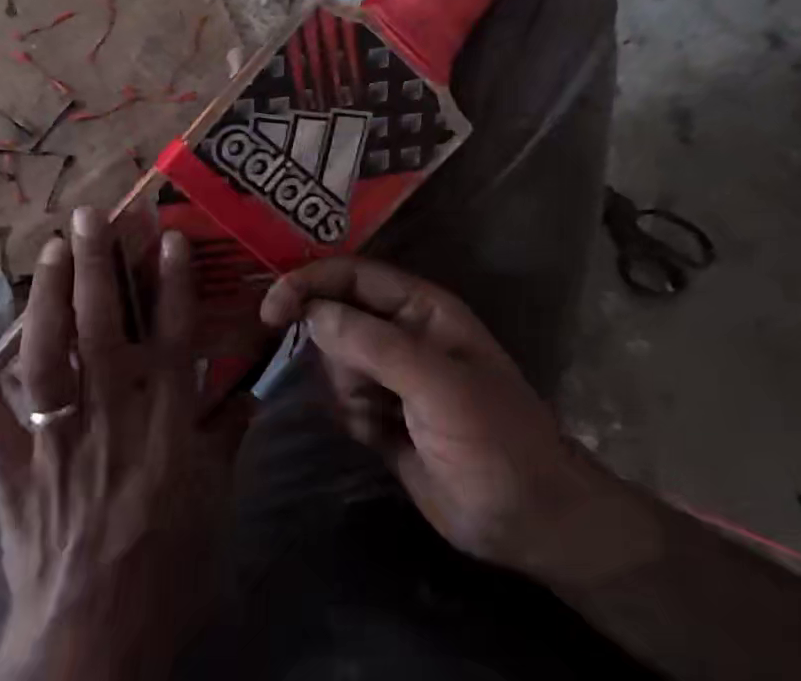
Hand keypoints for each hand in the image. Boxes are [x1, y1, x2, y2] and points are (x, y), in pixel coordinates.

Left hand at [0, 208, 249, 680]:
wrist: (99, 637)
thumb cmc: (168, 569)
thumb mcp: (215, 504)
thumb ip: (226, 440)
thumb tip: (245, 390)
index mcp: (162, 425)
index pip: (170, 338)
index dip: (170, 283)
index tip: (166, 236)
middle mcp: (109, 417)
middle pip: (101, 328)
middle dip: (95, 266)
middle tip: (88, 216)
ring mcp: (56, 440)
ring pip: (48, 356)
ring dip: (46, 301)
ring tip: (47, 253)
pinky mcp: (14, 470)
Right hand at [260, 257, 659, 587]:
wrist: (530, 525)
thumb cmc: (498, 444)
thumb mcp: (441, 388)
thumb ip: (375, 344)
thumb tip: (311, 313)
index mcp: (420, 309)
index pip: (350, 275)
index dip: (307, 283)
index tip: (271, 311)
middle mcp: (399, 332)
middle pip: (331, 316)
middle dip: (333, 354)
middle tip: (361, 392)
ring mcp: (386, 373)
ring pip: (329, 361)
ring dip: (345, 392)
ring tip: (383, 421)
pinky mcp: (376, 411)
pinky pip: (336, 398)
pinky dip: (349, 417)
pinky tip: (381, 439)